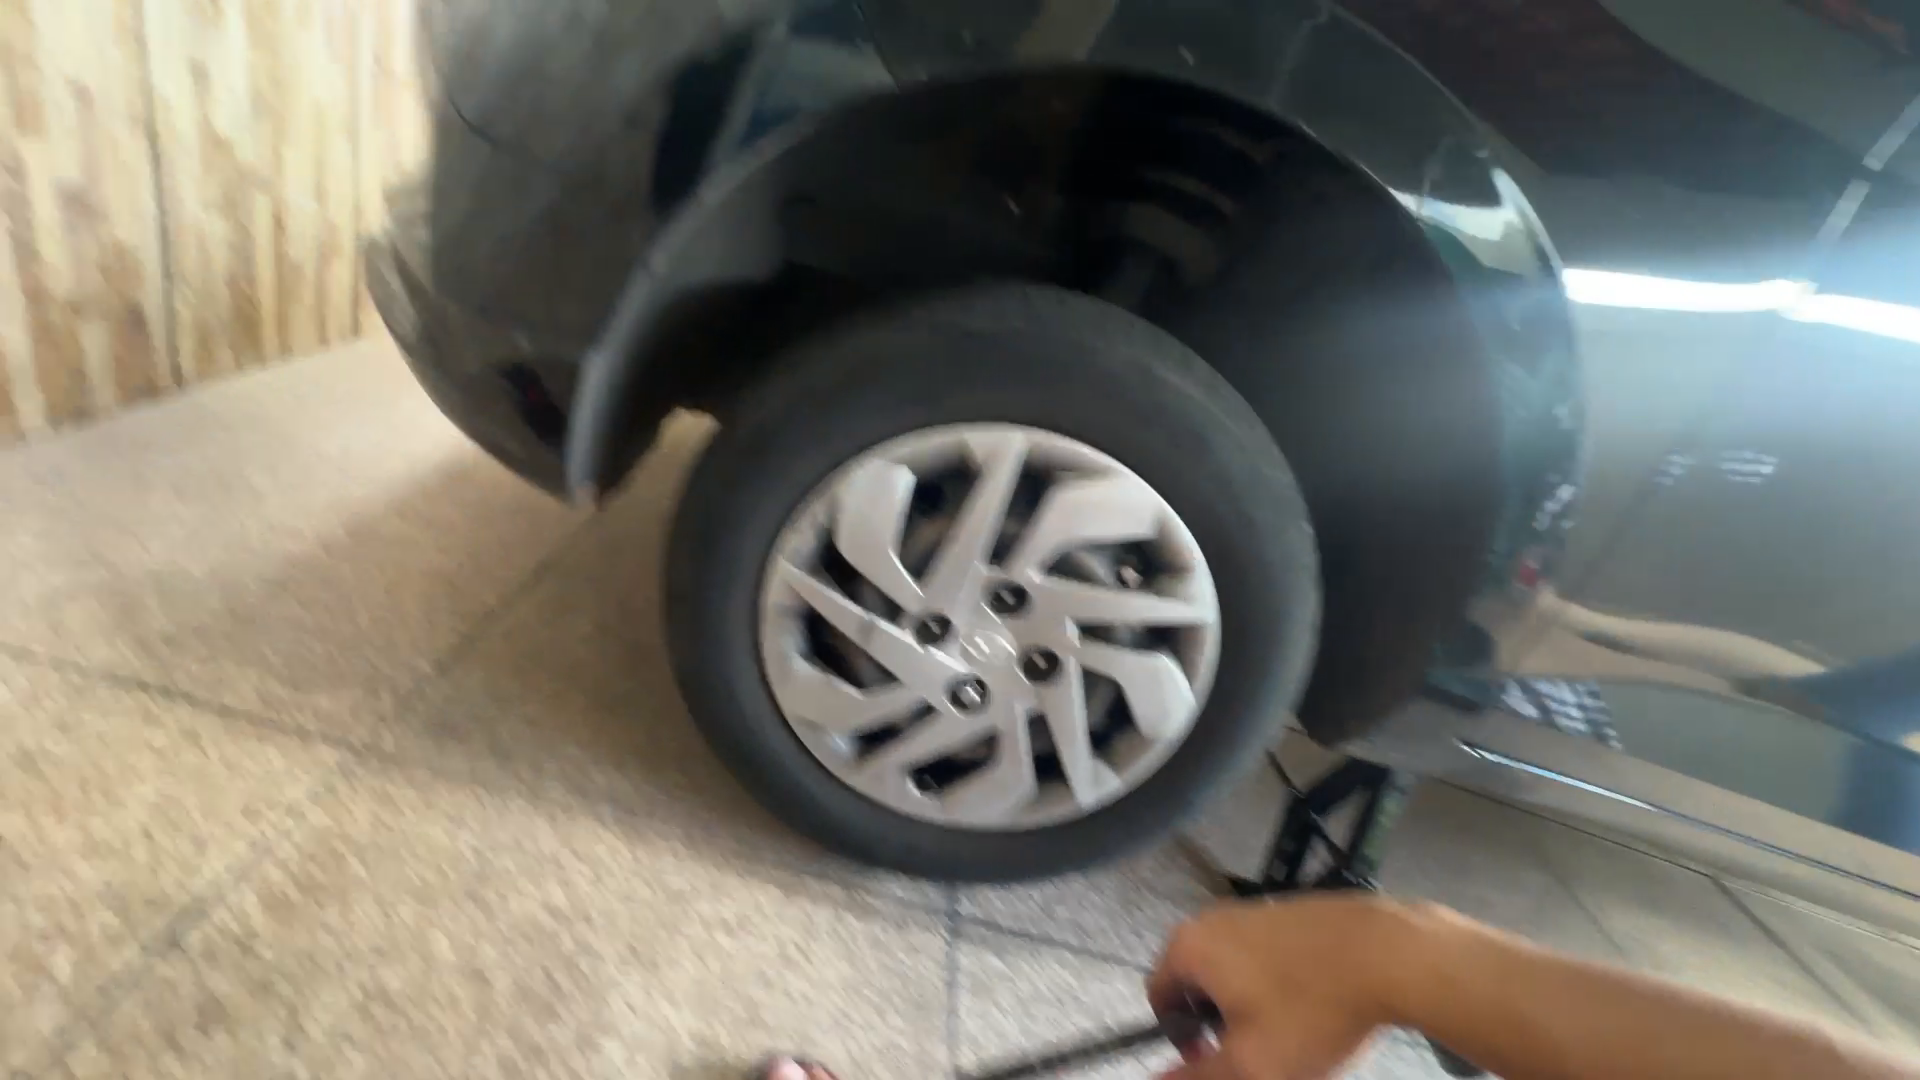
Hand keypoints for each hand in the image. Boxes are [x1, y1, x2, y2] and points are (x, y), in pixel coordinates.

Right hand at [1146, 894, 1426, 1079]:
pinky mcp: (1279, 911)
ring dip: (1246, 1007)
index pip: (1159, 998)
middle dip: (1219, 1025)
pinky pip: (1257, 955)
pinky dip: (1271, 984)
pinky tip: (1310, 1004)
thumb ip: (1200, 1077)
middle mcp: (1207, 920)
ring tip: (1290, 1032)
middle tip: (1260, 1053)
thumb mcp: (1253, 1063)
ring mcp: (1245, 910)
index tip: (1223, 1062)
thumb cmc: (1308, 1011)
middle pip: (1195, 984)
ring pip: (1228, 972)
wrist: (1382, 953)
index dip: (1183, 1042)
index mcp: (1189, 948)